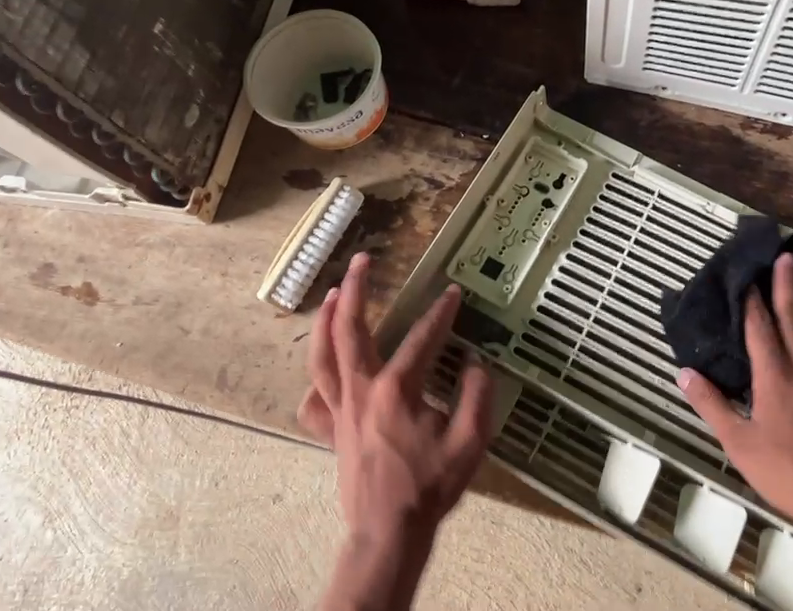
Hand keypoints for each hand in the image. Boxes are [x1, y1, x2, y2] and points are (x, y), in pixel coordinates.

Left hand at [304, 253, 496, 610]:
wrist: (388, 533)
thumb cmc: (430, 487)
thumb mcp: (470, 443)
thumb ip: (478, 397)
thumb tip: (476, 364)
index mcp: (396, 390)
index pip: (421, 339)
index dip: (440, 313)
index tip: (452, 292)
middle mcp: (361, 391)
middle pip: (351, 330)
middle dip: (358, 289)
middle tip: (363, 259)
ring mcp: (339, 410)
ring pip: (322, 355)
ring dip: (327, 319)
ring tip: (334, 293)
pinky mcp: (330, 430)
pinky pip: (314, 398)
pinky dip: (316, 377)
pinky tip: (323, 367)